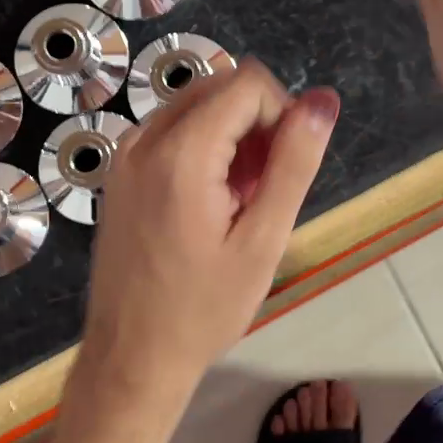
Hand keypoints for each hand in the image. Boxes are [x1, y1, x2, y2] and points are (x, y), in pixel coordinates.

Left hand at [81, 62, 339, 391]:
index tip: (285, 170)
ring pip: (198, 107)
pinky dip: (204, 150)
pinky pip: (173, 132)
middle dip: (257, 124)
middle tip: (265, 189)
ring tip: (240, 203)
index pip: (248, 84)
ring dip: (232, 138)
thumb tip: (323, 101)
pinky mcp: (119, 174)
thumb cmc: (205, 309)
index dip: (283, 115)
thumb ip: (294, 163)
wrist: (132, 359)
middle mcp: (144, 140)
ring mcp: (125, 156)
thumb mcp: (264, 240)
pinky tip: (212, 205)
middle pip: (220, 87)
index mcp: (180, 153)